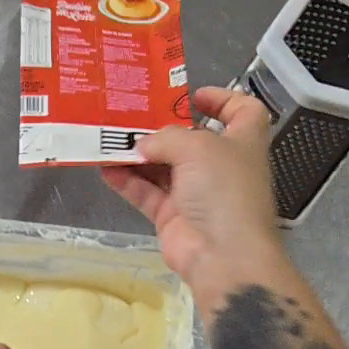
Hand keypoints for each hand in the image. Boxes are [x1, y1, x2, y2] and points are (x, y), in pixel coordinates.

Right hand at [101, 86, 283, 303]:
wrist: (223, 254)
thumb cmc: (224, 189)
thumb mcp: (198, 148)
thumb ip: (166, 138)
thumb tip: (142, 145)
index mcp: (242, 141)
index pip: (241, 111)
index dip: (222, 98)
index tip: (193, 95)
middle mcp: (220, 165)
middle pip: (191, 139)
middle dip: (163, 128)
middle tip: (132, 115)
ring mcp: (195, 193)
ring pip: (163, 167)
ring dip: (138, 155)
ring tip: (110, 140)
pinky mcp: (172, 216)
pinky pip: (147, 193)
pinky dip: (128, 182)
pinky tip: (106, 168)